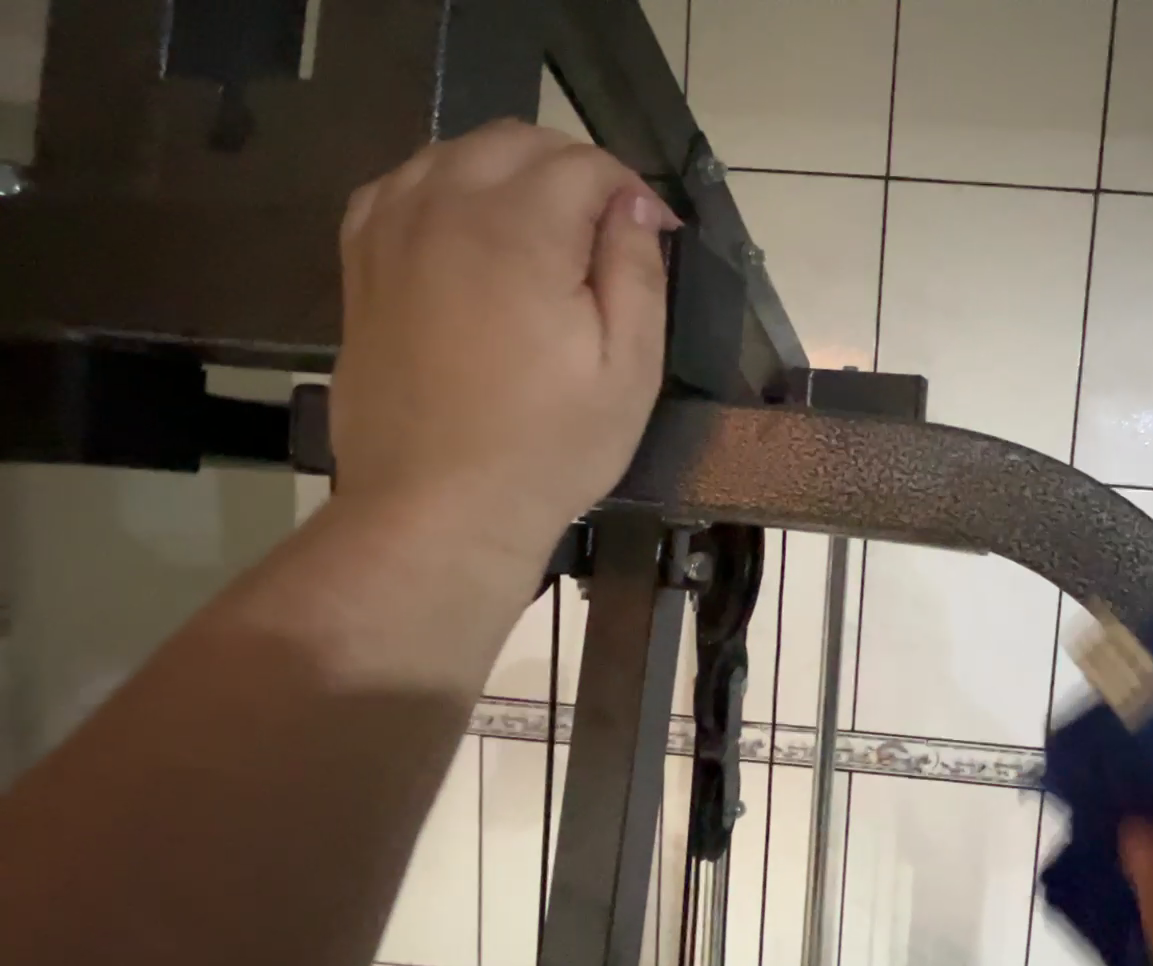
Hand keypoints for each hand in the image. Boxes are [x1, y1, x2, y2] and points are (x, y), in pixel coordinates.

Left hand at [329, 119, 679, 565]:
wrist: (441, 504)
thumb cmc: (554, 444)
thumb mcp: (631, 368)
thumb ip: (638, 272)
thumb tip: (636, 208)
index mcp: (520, 233)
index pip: (585, 164)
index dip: (633, 190)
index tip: (658, 236)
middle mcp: (445, 209)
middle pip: (518, 141)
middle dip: (578, 171)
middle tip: (613, 233)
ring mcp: (391, 230)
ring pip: (459, 153)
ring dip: (517, 176)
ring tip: (554, 236)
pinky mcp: (361, 260)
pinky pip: (407, 185)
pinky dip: (453, 190)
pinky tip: (479, 235)